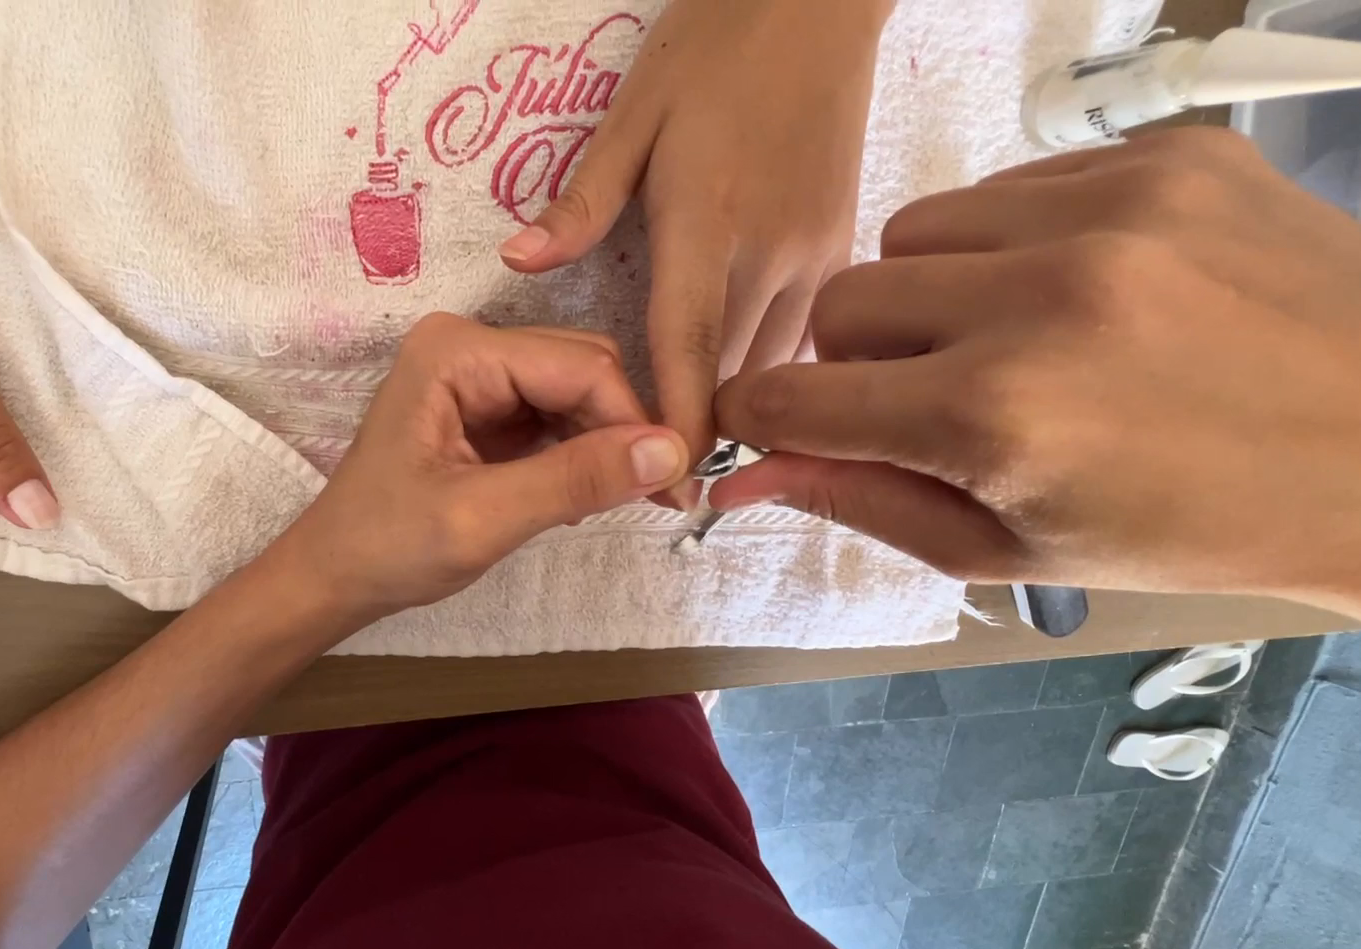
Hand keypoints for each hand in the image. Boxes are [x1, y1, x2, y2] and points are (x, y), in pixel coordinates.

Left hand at [263, 314, 688, 620]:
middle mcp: (470, 346)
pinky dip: (579, 454)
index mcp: (458, 351)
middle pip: (582, 370)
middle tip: (661, 497)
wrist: (335, 577)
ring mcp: (476, 376)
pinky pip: (554, 418)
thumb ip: (574, 480)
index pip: (580, 366)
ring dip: (605, 444)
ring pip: (575, 394)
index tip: (674, 485)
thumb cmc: (389, 548)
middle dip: (623, 431)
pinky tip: (584, 494)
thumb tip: (673, 452)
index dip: (634, 421)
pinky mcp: (484, 410)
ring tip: (625, 500)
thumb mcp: (483, 518)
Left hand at [499, 0, 892, 500]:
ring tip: (703, 444)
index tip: (666, 481)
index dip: (677, 423)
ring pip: (778, 364)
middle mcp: (770, 255)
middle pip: (736, 374)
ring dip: (742, 407)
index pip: (689, 349)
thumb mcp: (630, 118)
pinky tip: (750, 387)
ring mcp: (816, 255)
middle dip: (704, 430)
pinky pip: (807, 336)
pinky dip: (776, 371)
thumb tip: (517, 261)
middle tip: (666, 476)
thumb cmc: (710, 54)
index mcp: (705, 227)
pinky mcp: (842, 247)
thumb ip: (579, 206)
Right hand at [709, 129, 1360, 625]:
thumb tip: (742, 474)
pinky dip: (995, 247)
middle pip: (837, 303)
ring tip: (995, 336)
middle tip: (918, 394)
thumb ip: (852, 500)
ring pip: (906, 237)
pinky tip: (1065, 289)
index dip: (757, 413)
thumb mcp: (996, 547)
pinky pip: (996, 192)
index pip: (792, 398)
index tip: (763, 422)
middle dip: (849, 358)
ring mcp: (1109, 211)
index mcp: (993, 417)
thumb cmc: (1180, 528)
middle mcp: (1039, 299)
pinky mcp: (1164, 156)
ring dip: (920, 295)